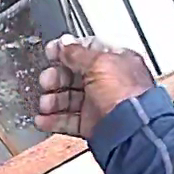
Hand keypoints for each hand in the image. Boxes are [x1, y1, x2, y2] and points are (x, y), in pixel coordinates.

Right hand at [34, 35, 156, 139]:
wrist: (130, 129)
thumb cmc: (125, 94)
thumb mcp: (100, 64)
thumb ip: (78, 53)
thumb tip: (63, 43)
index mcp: (115, 63)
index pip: (87, 53)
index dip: (67, 52)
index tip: (50, 52)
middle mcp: (107, 83)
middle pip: (73, 77)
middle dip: (56, 79)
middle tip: (46, 81)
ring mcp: (98, 105)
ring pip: (68, 100)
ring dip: (52, 101)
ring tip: (45, 104)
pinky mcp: (91, 124)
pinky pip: (67, 121)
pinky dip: (53, 121)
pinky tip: (43, 120)